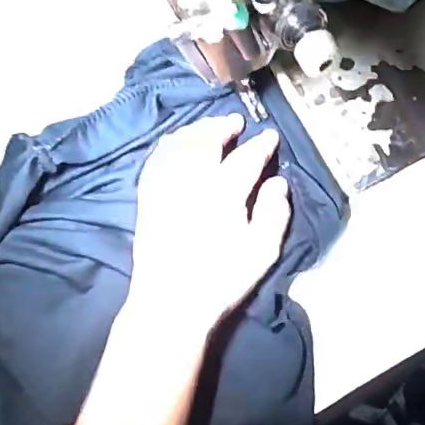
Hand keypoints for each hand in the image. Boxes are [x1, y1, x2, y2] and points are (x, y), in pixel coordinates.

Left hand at [127, 114, 291, 333]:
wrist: (171, 302)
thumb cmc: (222, 279)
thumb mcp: (262, 252)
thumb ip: (274, 213)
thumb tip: (277, 183)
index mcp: (224, 194)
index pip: (246, 158)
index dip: (261, 145)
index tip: (271, 137)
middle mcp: (192, 181)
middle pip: (207, 140)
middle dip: (223, 126)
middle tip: (236, 122)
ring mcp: (165, 187)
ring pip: (179, 144)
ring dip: (196, 130)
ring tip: (209, 127)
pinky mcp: (147, 197)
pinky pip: (156, 158)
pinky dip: (169, 144)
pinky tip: (176, 144)